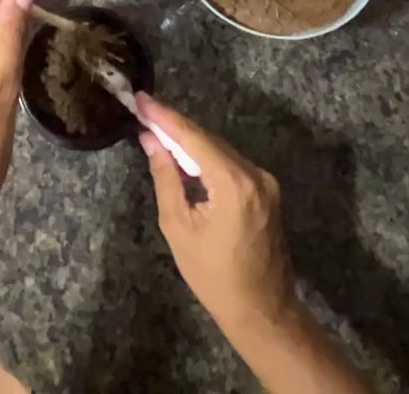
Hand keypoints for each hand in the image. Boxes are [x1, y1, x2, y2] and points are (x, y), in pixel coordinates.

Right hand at [138, 94, 296, 332]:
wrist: (262, 311)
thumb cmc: (213, 275)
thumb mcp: (178, 226)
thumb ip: (165, 177)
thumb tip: (151, 140)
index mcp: (233, 183)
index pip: (193, 138)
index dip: (164, 116)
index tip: (142, 98)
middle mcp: (254, 174)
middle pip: (207, 139)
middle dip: (174, 125)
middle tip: (144, 110)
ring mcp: (265, 181)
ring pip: (219, 149)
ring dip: (190, 140)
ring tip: (157, 128)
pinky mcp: (267, 190)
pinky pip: (230, 163)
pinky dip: (206, 156)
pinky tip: (184, 154)